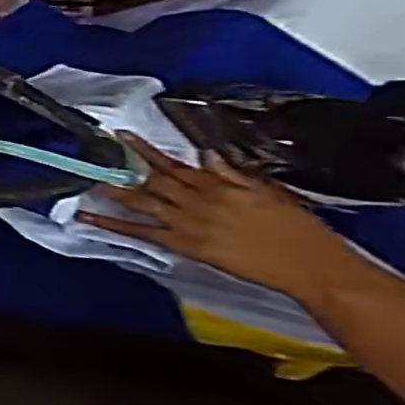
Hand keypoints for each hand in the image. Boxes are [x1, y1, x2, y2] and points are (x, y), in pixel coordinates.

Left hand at [77, 132, 359, 298]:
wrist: (315, 268)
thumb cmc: (300, 230)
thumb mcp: (270, 193)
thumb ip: (235, 173)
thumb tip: (208, 154)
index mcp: (220, 186)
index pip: (174, 164)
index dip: (145, 150)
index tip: (122, 136)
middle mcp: (199, 202)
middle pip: (154, 179)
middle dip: (125, 166)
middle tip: (97, 153)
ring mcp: (188, 224)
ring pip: (143, 202)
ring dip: (114, 190)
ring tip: (90, 178)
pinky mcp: (184, 245)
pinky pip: (142, 232)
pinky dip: (113, 225)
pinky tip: (89, 219)